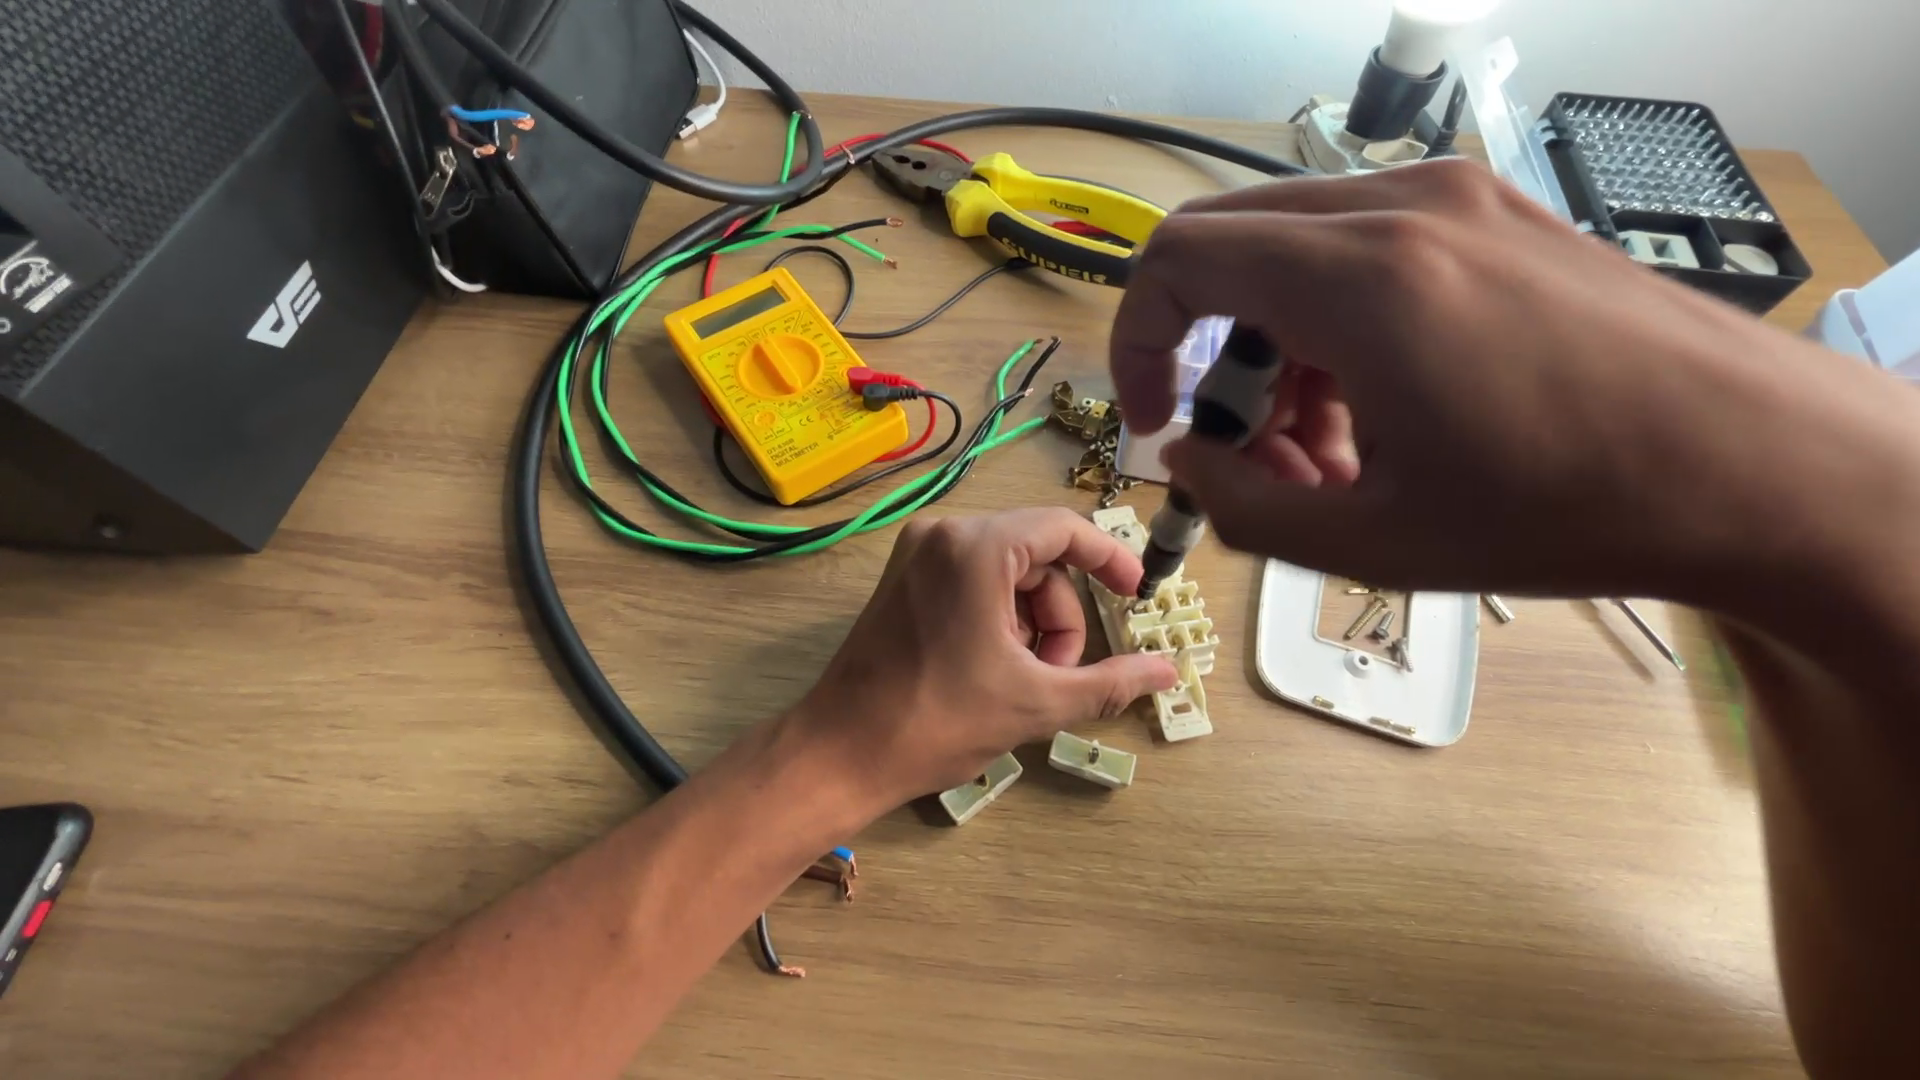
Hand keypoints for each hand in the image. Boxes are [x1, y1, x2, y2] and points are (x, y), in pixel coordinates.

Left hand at [789, 508, 1176, 811]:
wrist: (841, 752)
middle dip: (1061, 613)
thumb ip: (1110, 681)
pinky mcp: (903, 578)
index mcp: (976, 547)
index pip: (1064, 529)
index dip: (1110, 559)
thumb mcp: (1037, 702)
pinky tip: (994, 665)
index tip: (1136, 595)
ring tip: (1025, 678)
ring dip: (1032, 621)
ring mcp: (917, 553)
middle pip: (1036, 554)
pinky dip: (999, 616)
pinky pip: (973, 579)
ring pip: (1006, 570)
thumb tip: (1168, 671)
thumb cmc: (940, 721)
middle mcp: (943, 533)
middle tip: (1061, 672)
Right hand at [1111, 158, 1914, 605]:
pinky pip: (1356, 253)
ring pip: (1287, 254)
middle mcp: (1399, 208)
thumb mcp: (1367, 542)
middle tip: (1239, 442)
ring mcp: (1452, 199)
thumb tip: (1182, 456)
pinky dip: (1327, 330)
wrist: (1769, 468)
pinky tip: (1378, 413)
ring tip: (1321, 450)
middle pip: (1225, 246)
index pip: (1177, 259)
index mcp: (1361, 279)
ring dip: (1270, 351)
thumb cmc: (1562, 513)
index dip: (1138, 342)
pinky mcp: (1488, 215)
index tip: (1157, 420)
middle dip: (1203, 351)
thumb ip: (1236, 503)